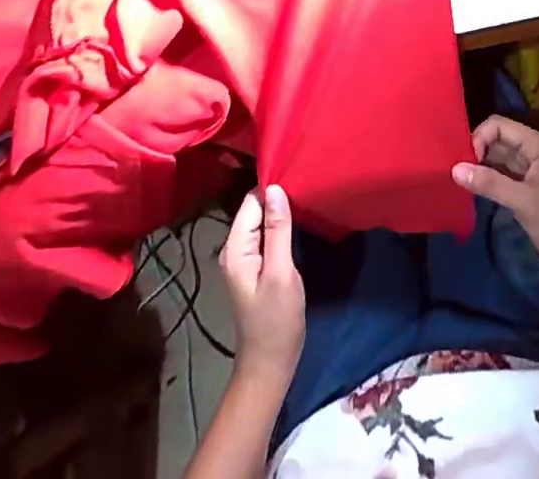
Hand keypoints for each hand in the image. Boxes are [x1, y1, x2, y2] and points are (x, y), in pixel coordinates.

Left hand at [218, 184, 305, 382]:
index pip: (250, 203)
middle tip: (304, 184)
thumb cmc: (276, 319)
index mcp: (235, 248)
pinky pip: (263, 236)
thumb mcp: (281, 272)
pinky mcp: (253, 267)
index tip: (296, 174)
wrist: (270, 363)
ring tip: (304, 197)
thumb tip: (275, 189)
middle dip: (275, 197)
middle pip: (253, 210)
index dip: (271, 188)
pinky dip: (278, 227)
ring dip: (278, 212)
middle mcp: (233, 250)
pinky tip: (295, 222)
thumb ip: (278, 230)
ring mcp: (242, 259)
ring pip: (259, 222)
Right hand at [451, 115, 538, 285]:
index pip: (498, 125)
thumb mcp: (523, 202)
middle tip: (453, 172)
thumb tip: (454, 169)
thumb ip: (489, 183)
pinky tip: (472, 190)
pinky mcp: (529, 188)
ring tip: (457, 180)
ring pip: (498, 158)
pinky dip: (488, 179)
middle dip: (475, 151)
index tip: (464, 163)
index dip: (479, 138)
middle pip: (496, 139)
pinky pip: (503, 175)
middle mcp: (533, 151)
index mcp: (537, 145)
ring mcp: (532, 170)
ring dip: (479, 166)